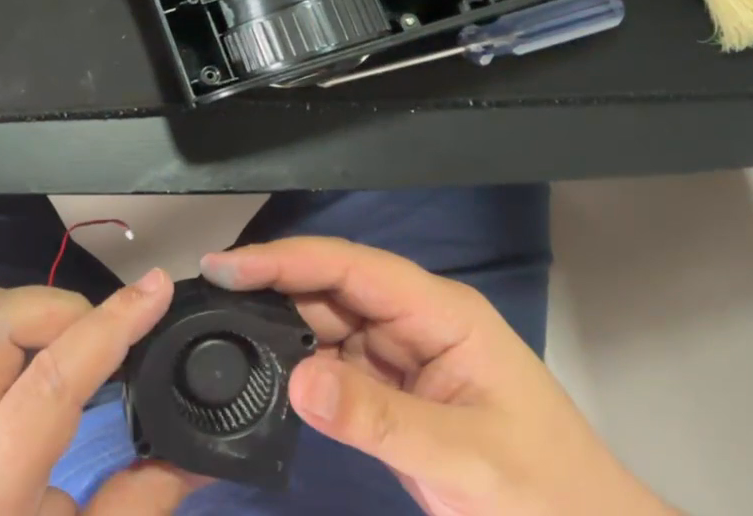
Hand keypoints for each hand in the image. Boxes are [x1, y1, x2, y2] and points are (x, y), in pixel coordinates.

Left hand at [0, 269, 206, 514]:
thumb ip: (138, 503)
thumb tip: (198, 454)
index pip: (50, 379)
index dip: (111, 326)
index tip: (156, 290)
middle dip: (63, 306)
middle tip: (112, 334)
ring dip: (33, 308)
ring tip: (83, 339)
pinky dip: (12, 323)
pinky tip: (46, 351)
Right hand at [201, 238, 675, 515]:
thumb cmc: (549, 498)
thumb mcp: (469, 461)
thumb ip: (380, 419)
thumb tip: (296, 377)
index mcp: (440, 313)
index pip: (349, 268)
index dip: (284, 260)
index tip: (222, 267)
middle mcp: (413, 322)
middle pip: (327, 289)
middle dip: (268, 289)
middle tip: (203, 300)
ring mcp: (399, 357)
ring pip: (322, 323)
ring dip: (275, 327)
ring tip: (216, 331)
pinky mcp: (387, 392)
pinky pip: (329, 365)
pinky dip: (293, 366)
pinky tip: (257, 370)